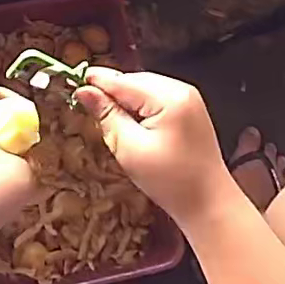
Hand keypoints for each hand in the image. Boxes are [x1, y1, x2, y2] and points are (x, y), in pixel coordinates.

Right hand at [73, 69, 233, 223]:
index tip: (74, 83)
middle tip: (88, 103)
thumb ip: (107, 116)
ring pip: (144, 87)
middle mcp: (181, 89)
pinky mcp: (190, 107)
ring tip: (108, 115)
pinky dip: (140, 104)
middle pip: (134, 80)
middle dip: (112, 91)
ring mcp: (188, 97)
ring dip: (125, 98)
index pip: (123, 81)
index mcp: (169, 98)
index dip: (97, 82)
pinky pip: (156, 96)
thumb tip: (85, 92)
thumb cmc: (171, 181)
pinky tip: (131, 121)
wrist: (209, 203)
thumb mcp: (130, 149)